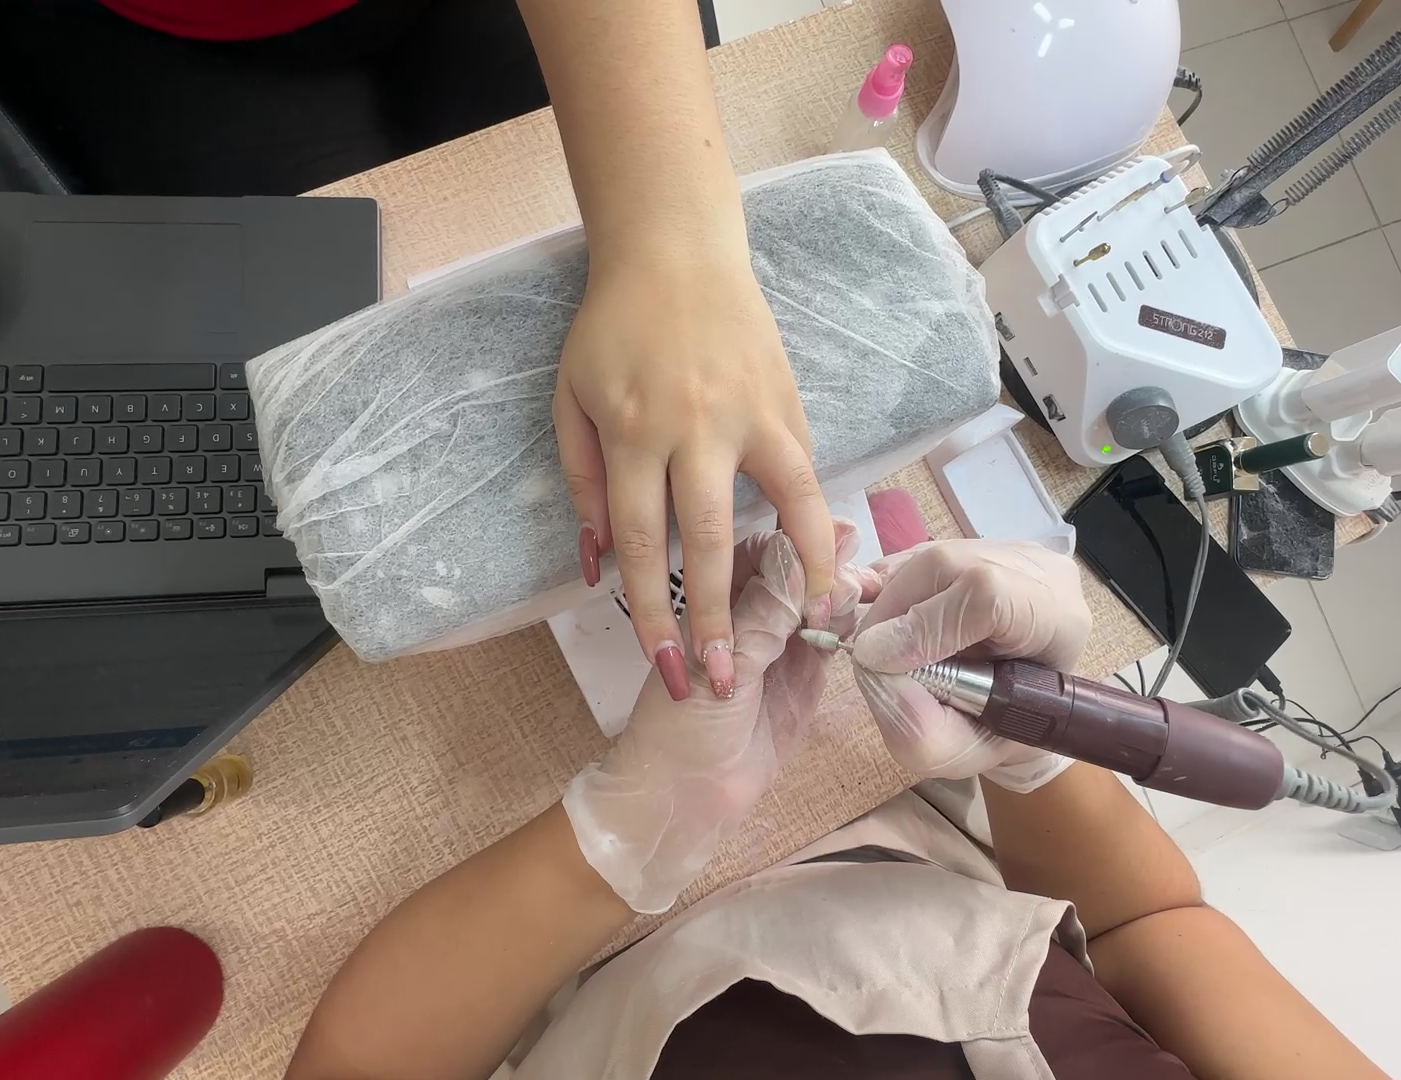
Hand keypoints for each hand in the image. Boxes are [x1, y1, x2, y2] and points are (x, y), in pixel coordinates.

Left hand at [556, 247, 834, 703]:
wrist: (673, 253)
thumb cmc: (612, 329)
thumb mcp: (571, 401)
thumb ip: (581, 482)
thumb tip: (598, 562)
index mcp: (630, 433)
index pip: (639, 542)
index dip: (648, 612)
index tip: (663, 666)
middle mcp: (691, 430)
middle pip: (701, 542)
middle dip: (709, 621)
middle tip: (716, 685)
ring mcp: (747, 415)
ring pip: (769, 511)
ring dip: (781, 582)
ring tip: (796, 639)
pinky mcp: (786, 404)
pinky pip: (806, 476)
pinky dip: (818, 526)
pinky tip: (828, 568)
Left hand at [564, 523, 861, 913]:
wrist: (687, 795)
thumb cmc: (684, 721)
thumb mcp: (724, 659)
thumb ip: (767, 611)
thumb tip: (806, 556)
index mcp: (720, 596)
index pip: (766, 551)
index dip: (798, 540)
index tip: (832, 534)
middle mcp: (755, 613)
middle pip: (801, 575)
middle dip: (829, 565)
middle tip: (857, 567)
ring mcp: (784, 645)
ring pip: (821, 605)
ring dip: (843, 595)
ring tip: (865, 591)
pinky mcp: (808, 677)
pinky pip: (834, 641)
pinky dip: (850, 628)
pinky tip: (865, 620)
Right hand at [850, 541, 1092, 792]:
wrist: (1015, 708)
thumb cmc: (996, 733)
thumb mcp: (961, 756)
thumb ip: (921, 731)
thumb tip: (874, 667)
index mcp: (1057, 619)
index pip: (987, 596)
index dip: (924, 625)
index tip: (880, 661)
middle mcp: (1037, 569)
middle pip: (942, 565)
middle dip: (891, 614)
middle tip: (874, 659)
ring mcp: (1005, 548)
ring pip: (921, 558)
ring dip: (888, 604)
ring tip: (892, 648)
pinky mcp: (972, 542)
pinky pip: (911, 554)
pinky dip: (888, 590)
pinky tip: (895, 622)